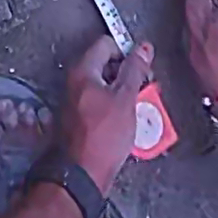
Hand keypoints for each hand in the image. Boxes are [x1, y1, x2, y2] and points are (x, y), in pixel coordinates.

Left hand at [60, 34, 152, 193]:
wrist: (82, 173)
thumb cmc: (103, 136)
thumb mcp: (126, 99)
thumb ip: (135, 71)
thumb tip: (143, 48)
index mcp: (83, 70)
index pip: (106, 44)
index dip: (127, 52)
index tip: (142, 68)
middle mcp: (74, 81)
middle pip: (105, 63)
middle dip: (126, 73)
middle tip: (143, 88)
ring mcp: (74, 98)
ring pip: (103, 84)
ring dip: (122, 91)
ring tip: (136, 107)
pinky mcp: (77, 116)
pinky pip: (99, 100)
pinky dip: (113, 105)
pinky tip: (124, 120)